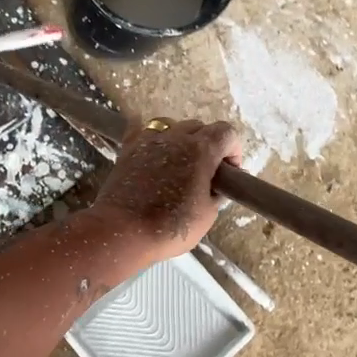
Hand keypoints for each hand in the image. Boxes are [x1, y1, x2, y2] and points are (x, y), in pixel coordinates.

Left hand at [89, 119, 242, 261]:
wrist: (124, 230)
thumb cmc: (171, 226)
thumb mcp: (207, 214)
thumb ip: (214, 192)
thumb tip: (214, 185)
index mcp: (200, 150)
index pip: (226, 132)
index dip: (232, 150)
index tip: (229, 171)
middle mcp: (175, 137)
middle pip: (199, 127)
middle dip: (208, 145)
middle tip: (205, 171)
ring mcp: (148, 140)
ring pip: (171, 126)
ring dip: (180, 139)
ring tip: (179, 164)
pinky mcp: (127, 149)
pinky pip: (141, 130)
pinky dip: (151, 138)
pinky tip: (153, 152)